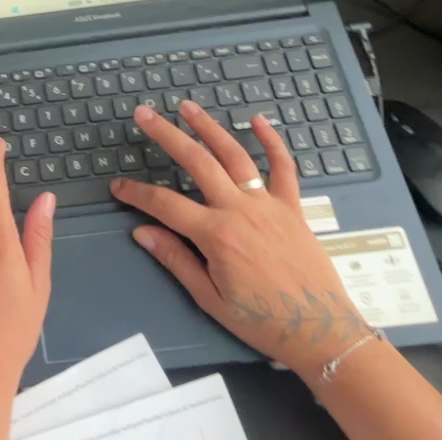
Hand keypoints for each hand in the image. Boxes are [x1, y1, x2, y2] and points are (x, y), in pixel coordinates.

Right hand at [109, 101, 368, 374]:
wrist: (323, 333)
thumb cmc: (264, 322)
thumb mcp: (211, 299)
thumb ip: (176, 260)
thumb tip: (142, 232)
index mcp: (216, 234)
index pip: (164, 204)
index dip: (137, 193)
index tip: (118, 185)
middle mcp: (239, 210)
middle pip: (196, 162)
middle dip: (166, 136)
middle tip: (144, 115)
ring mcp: (267, 204)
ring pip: (234, 155)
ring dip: (209, 127)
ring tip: (188, 107)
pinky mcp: (292, 207)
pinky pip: (284, 168)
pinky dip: (273, 142)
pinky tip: (259, 120)